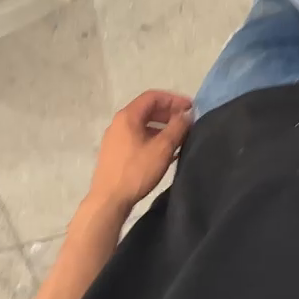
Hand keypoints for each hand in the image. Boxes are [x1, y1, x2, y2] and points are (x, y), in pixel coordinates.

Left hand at [87, 90, 193, 213]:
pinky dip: (153, 137)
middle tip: (186, 121)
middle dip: (169, 112)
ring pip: (142, 124)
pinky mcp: (115, 153)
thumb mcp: (162, 148)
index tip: (190, 108)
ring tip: (179, 137)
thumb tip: (187, 115)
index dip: (174, 99)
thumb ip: (177, 127)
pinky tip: (164, 151)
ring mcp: (115, 138)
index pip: (153, 97)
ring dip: (162, 126)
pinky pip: (137, 137)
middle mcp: (118, 123)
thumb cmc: (136, 171)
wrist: (108, 201)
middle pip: (147, 109)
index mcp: (128, 117)